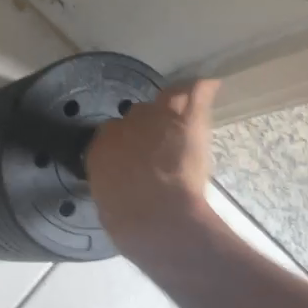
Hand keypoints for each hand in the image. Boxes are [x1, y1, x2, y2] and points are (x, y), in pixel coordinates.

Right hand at [86, 79, 223, 251]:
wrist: (154, 214)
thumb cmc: (126, 218)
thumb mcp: (106, 197)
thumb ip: (111, 178)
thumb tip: (118, 178)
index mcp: (99, 148)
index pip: (111, 133)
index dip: (126, 142)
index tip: (135, 154)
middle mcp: (123, 126)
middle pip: (137, 114)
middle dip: (148, 125)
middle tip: (161, 143)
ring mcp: (156, 118)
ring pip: (168, 97)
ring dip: (175, 106)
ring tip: (185, 118)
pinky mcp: (187, 117)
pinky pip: (197, 89)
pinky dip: (204, 89)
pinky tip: (209, 91)